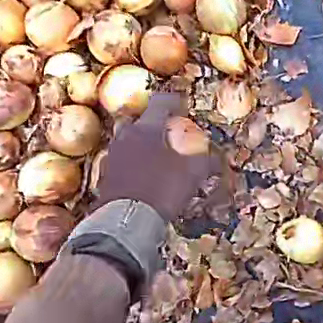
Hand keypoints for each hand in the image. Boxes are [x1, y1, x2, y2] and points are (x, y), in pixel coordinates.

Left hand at [91, 94, 218, 219]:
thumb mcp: (194, 172)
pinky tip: (146, 173)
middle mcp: (126, 135)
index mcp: (147, 128)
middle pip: (141, 119)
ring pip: (130, 138)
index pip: (162, 101)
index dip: (176, 101)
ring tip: (159, 154)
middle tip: (171, 132)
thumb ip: (205, 157)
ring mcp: (113, 154)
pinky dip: (134, 161)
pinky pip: (123, 158)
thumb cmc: (163, 188)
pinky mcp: (105, 174)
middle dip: (156, 122)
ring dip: (143, 142)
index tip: (185, 108)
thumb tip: (217, 153)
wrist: (126, 221)